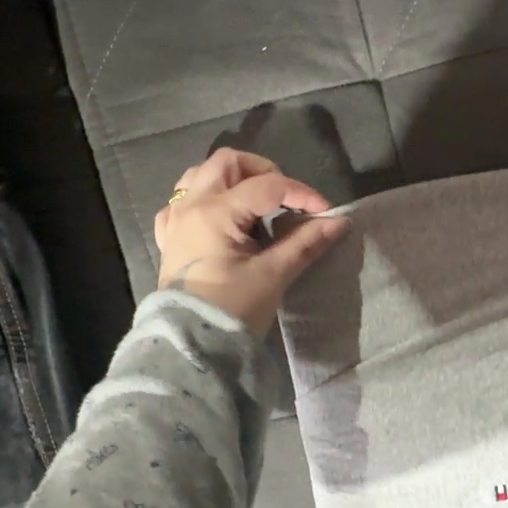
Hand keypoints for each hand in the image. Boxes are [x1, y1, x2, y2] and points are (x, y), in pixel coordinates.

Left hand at [153, 148, 349, 336]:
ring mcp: (175, 220)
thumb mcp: (274, 274)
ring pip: (201, 175)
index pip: (268, 186)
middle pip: (228, 162)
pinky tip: (221, 219)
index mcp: (215, 212)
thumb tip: (337, 222)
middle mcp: (191, 206)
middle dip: (263, 172)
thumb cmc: (234, 309)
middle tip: (286, 199)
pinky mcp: (170, 238)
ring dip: (232, 180)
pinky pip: (182, 202)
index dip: (302, 194)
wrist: (193, 344)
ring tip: (256, 205)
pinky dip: (205, 200)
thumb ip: (305, 242)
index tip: (326, 213)